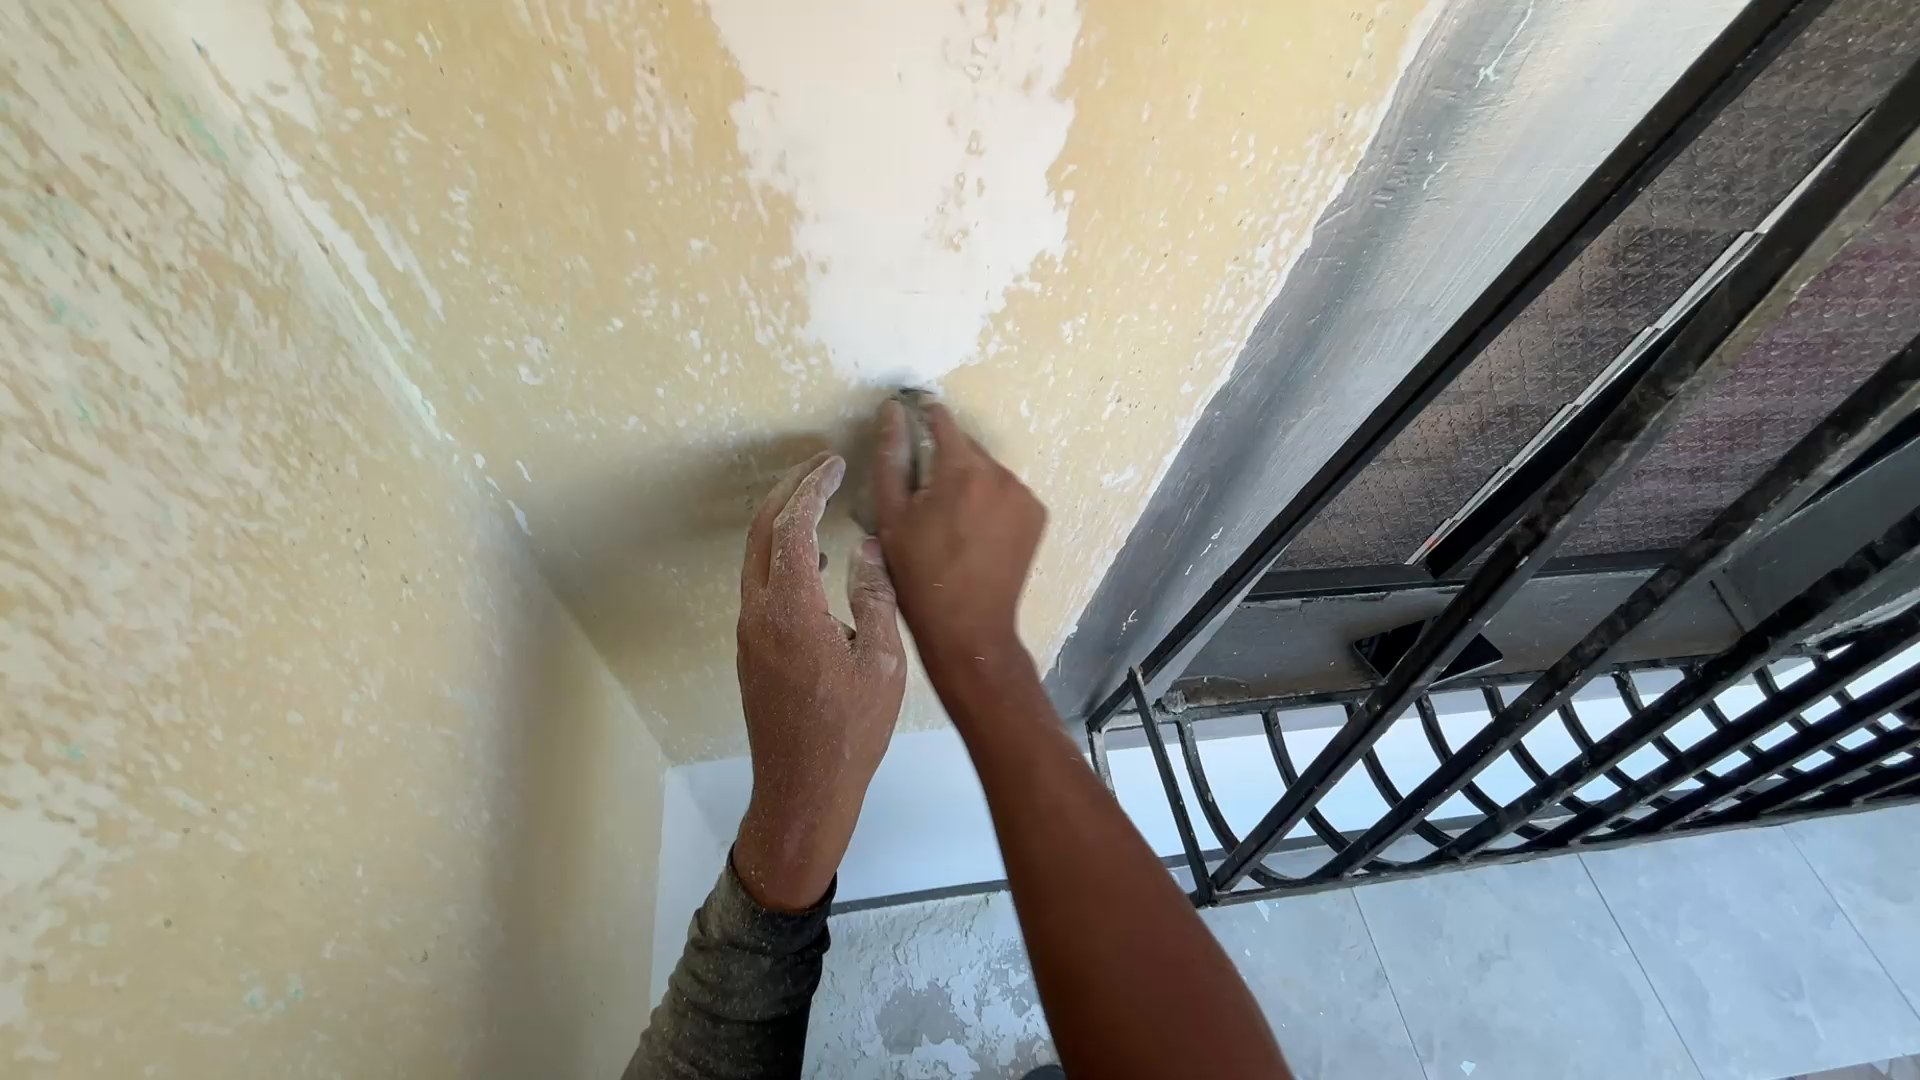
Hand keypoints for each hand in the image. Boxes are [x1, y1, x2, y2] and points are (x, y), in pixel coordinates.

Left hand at [733, 452, 906, 911]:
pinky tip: (817, 564)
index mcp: (792, 609)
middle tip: (820, 467)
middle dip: (789, 490)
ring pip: (756, 557)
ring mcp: (750, 632)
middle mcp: (759, 612)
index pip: (795, 527)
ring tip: (818, 503)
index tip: (833, 462)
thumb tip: (867, 549)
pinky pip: (761, 584)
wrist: (803, 788)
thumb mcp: (882, 663)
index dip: (812, 487)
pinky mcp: (752, 649)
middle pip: (762, 531)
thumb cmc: (850, 730)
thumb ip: (874, 599)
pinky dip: (782, 556)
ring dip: (782, 522)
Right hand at [872, 400, 1046, 685]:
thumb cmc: (920, 575)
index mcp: (963, 470)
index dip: (923, 421)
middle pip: (967, 447)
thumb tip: (894, 411)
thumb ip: (891, 457)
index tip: (911, 431)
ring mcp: (1024, 495)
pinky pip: (1007, 492)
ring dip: (970, 481)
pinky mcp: (1037, 515)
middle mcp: (1001, 474)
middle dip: (946, 461)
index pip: (942, 421)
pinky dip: (991, 500)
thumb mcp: (892, 516)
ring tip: (952, 519)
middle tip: (927, 497)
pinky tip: (977, 530)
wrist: (969, 626)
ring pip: (988, 470)